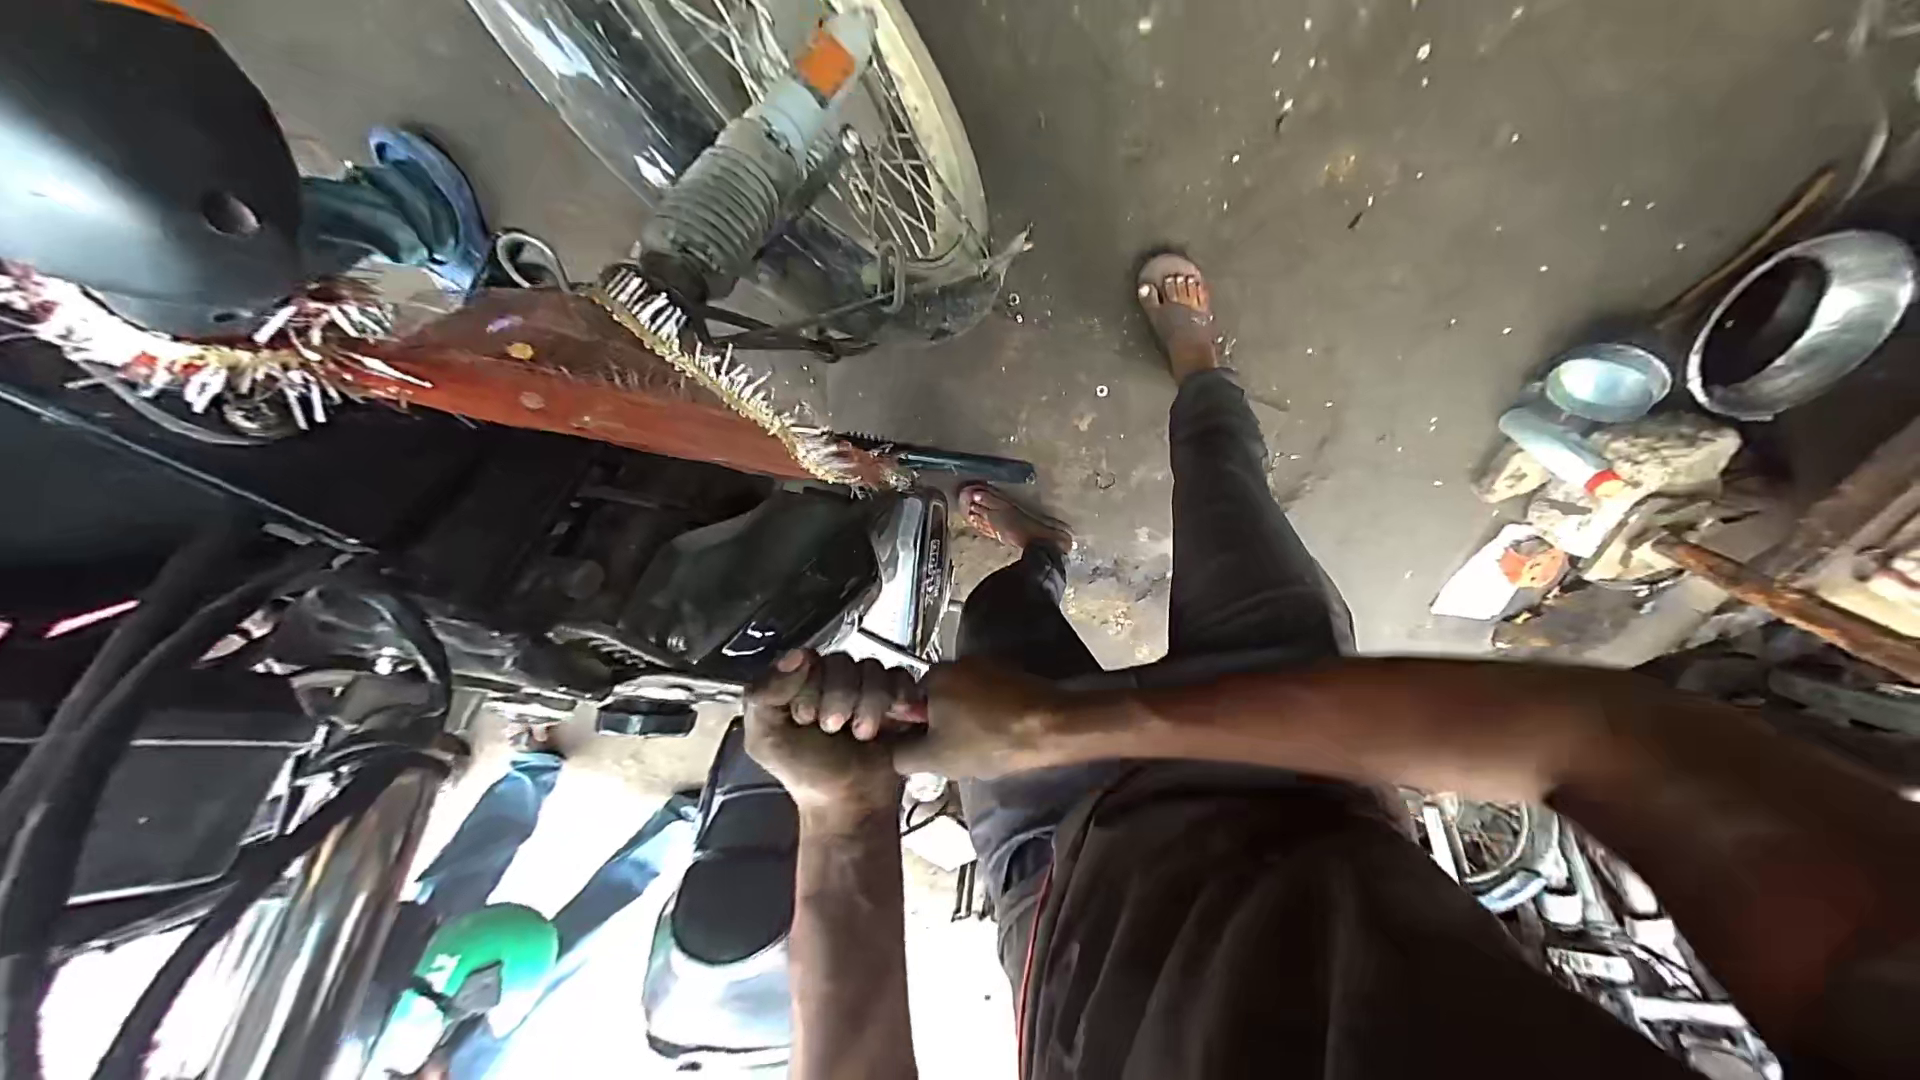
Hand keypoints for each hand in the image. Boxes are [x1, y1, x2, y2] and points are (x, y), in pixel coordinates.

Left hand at [744, 649, 918, 811]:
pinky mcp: (897, 696)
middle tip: (834, 729)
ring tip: (862, 734)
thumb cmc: (805, 772)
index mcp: (801, 681)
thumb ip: (763, 694)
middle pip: (843, 662)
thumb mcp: (765, 738)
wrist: (848, 803)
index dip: (810, 687)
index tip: (805, 718)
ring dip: (868, 705)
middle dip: (839, 699)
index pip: (809, 658)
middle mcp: (834, 678)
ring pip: (873, 669)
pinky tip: (890, 721)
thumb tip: (795, 656)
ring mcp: (867, 686)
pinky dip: (898, 698)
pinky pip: (901, 678)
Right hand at [889, 657, 1069, 778]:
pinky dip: (989, 714)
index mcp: (934, 675)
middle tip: (956, 751)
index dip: (917, 730)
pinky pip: (987, 696)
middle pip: (937, 700)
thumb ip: (901, 755)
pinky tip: (999, 734)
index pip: (908, 703)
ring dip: (966, 721)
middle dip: (943, 725)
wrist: (1050, 727)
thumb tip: (890, 752)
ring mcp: (987, 665)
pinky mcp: (1011, 673)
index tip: (932, 748)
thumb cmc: (989, 740)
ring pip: (963, 700)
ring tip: (982, 745)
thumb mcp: (935, 758)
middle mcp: (958, 662)